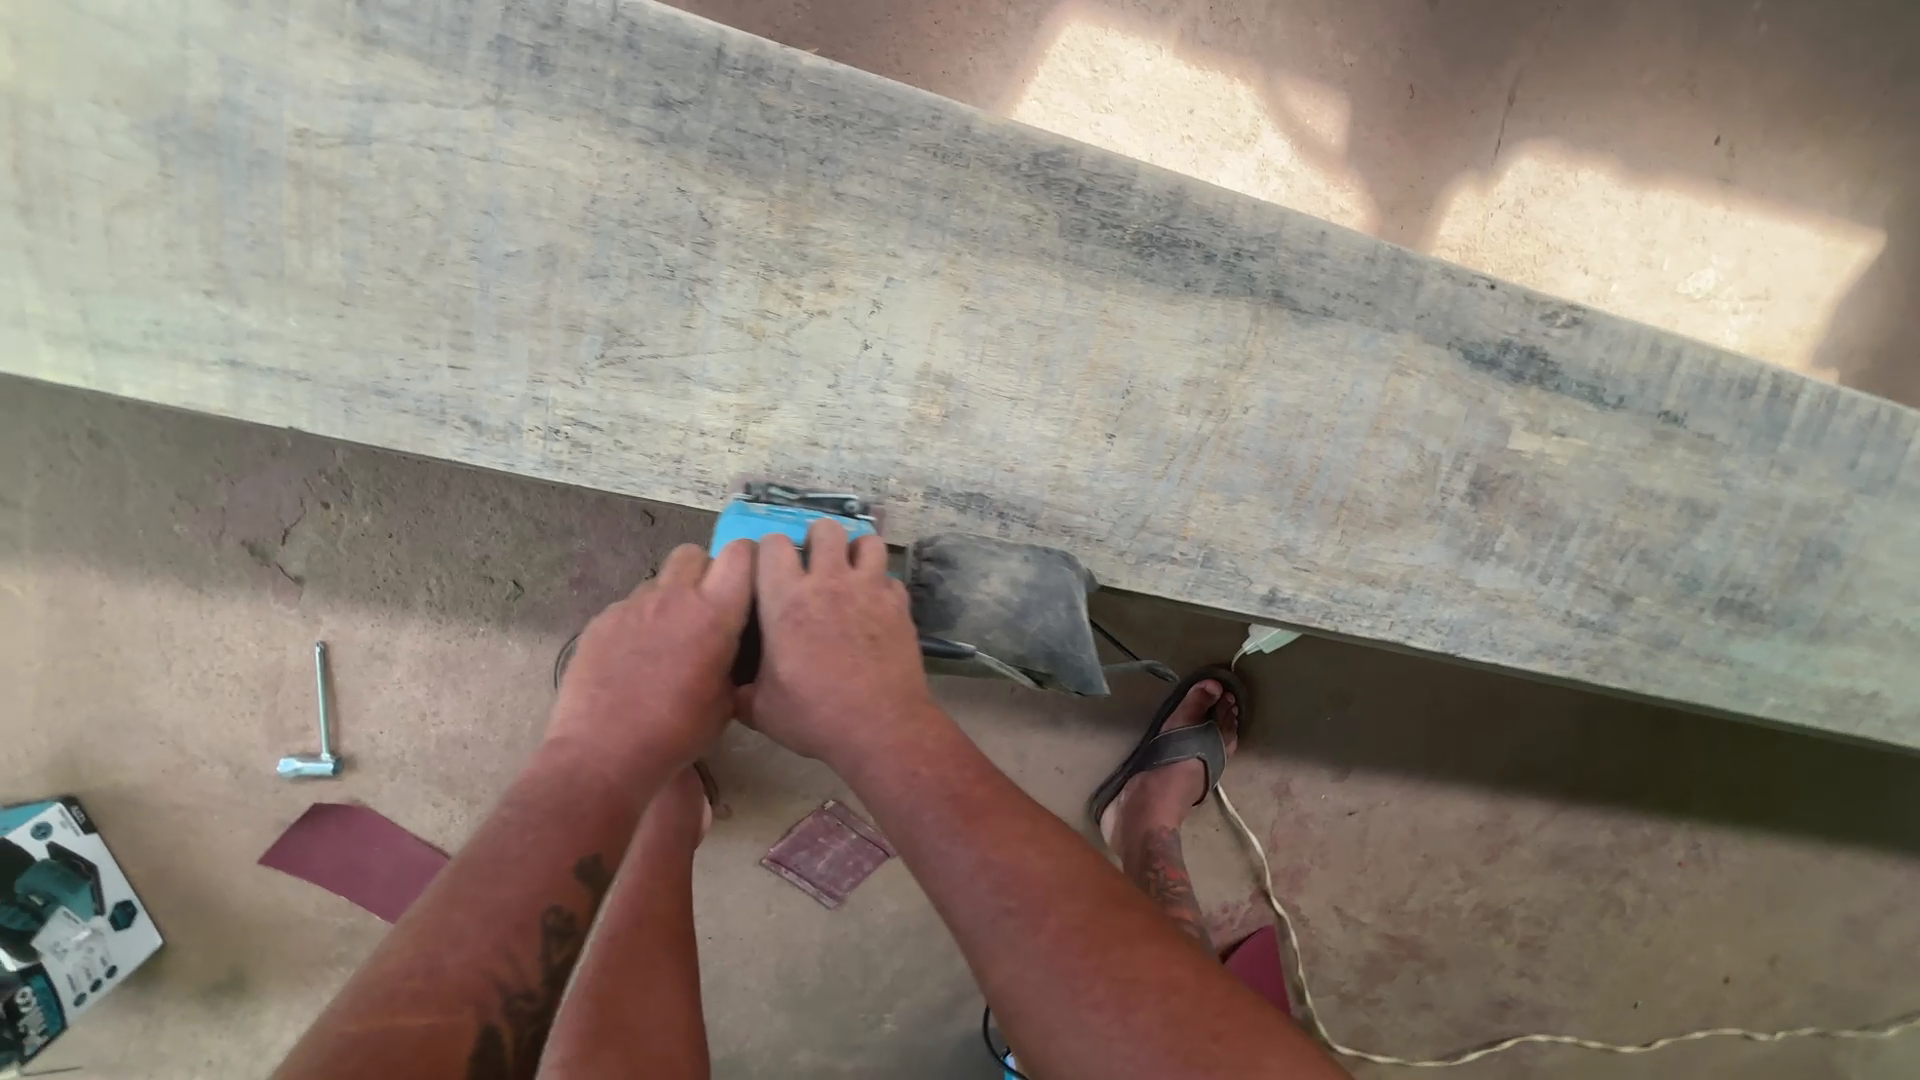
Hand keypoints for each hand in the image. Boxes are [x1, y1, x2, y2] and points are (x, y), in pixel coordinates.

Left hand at [547, 540, 753, 777]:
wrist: (604, 753)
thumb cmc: (678, 732)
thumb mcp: (726, 700)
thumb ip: (732, 658)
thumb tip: (730, 645)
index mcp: (715, 613)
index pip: (740, 554)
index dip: (749, 560)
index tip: (749, 582)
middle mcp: (673, 597)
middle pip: (694, 553)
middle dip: (705, 571)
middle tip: (708, 607)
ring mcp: (631, 606)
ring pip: (659, 581)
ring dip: (671, 598)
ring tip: (668, 638)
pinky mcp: (600, 621)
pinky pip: (629, 607)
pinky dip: (640, 622)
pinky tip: (635, 658)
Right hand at [744, 518, 942, 766]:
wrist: (879, 726)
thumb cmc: (814, 715)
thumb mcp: (761, 709)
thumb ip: (741, 687)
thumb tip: (729, 685)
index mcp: (786, 600)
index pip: (773, 545)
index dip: (770, 551)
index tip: (770, 569)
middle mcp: (828, 582)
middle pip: (824, 529)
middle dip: (817, 538)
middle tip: (814, 562)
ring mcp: (869, 589)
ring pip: (866, 541)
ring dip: (856, 551)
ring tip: (850, 571)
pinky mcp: (899, 603)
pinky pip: (889, 576)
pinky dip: (881, 583)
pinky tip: (875, 604)